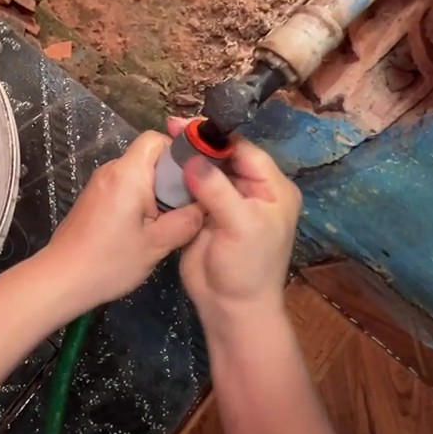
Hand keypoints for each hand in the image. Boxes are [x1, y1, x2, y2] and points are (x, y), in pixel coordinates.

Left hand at [35, 132, 205, 313]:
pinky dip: (140, 200)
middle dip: (171, 177)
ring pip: (138, 175)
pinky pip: (125, 188)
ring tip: (169, 221)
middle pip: (149, 157)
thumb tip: (208, 204)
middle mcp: (111, 170)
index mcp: (127, 173)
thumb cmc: (110, 260)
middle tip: (187, 206)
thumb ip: (187, 220)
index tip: (195, 179)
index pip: (156, 139)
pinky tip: (147, 227)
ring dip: (157, 192)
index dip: (179, 152)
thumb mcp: (158, 244)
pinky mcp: (94, 198)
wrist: (62, 278)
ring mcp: (99, 184)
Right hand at [169, 117, 300, 325]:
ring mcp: (227, 202)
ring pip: (205, 170)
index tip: (186, 124)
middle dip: (197, 143)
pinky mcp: (205, 214)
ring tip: (161, 141)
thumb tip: (191, 158)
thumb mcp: (240, 226)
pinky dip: (178, 176)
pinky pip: (192, 187)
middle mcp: (251, 191)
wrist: (230, 309)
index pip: (244, 150)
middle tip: (168, 127)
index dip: (215, 136)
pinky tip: (160, 165)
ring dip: (186, 157)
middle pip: (223, 157)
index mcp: (271, 189)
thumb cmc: (246, 268)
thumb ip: (217, 189)